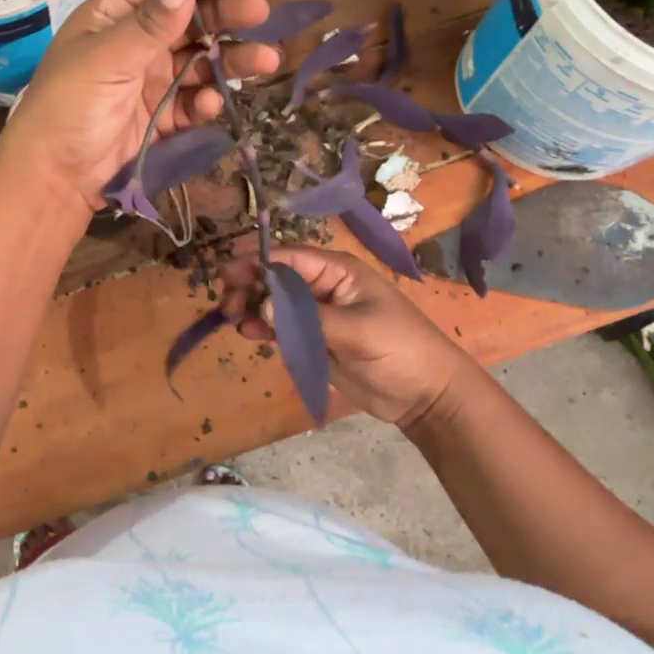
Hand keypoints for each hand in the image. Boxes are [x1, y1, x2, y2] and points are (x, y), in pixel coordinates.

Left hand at [0, 0, 280, 211]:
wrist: (54, 177)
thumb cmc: (69, 105)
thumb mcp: (106, 59)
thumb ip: (149, 24)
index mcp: (112, 17)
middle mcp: (134, 44)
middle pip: (189, 20)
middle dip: (224, 15)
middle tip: (260, 12)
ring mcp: (150, 81)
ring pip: (200, 62)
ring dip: (231, 60)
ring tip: (265, 60)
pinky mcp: (161, 118)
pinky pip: (193, 102)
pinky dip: (206, 102)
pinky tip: (211, 106)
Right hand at [221, 246, 477, 427]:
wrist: (426, 396)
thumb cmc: (401, 350)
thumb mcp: (358, 331)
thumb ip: (309, 318)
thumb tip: (263, 304)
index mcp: (338, 272)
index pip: (290, 257)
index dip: (258, 260)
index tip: (229, 270)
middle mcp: (324, 287)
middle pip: (277, 278)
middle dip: (250, 285)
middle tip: (227, 301)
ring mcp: (318, 314)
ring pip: (274, 302)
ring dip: (252, 306)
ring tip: (232, 318)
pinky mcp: (314, 340)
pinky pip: (281, 328)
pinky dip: (263, 328)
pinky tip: (247, 333)